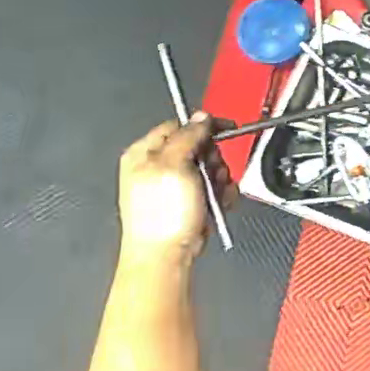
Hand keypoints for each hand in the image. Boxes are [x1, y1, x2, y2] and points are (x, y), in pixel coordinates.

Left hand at [118, 113, 231, 264]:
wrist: (167, 254)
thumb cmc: (162, 214)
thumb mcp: (174, 165)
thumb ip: (189, 135)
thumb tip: (201, 116)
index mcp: (144, 152)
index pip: (180, 125)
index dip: (204, 127)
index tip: (225, 131)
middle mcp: (158, 166)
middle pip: (200, 146)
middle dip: (214, 159)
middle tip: (211, 173)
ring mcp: (175, 184)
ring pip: (211, 166)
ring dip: (220, 178)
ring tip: (213, 193)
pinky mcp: (190, 199)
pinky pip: (215, 186)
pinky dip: (222, 193)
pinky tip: (216, 202)